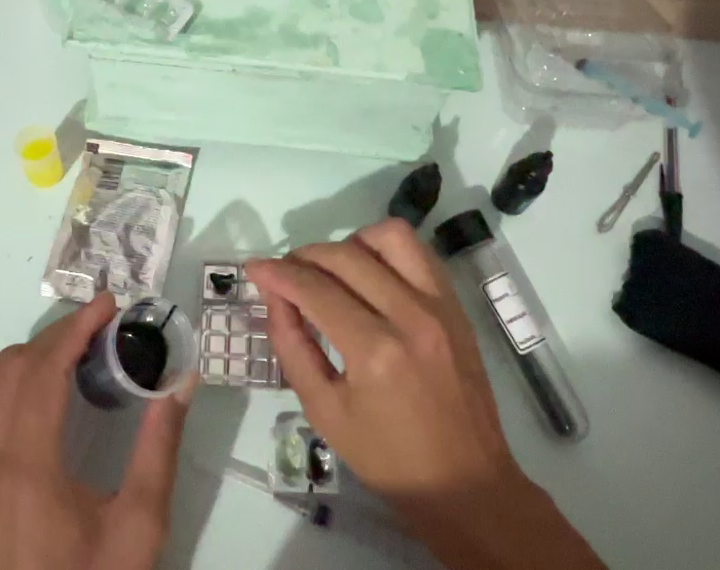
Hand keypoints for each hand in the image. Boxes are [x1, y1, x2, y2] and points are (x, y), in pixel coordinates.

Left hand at [0, 293, 193, 569]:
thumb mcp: (141, 522)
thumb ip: (159, 447)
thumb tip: (181, 382)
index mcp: (30, 464)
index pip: (45, 372)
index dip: (76, 329)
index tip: (109, 305)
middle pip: (12, 375)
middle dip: (55, 337)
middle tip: (98, 326)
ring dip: (7, 366)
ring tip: (49, 359)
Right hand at [247, 220, 602, 569]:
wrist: (465, 483)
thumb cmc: (387, 458)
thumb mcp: (324, 412)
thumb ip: (292, 347)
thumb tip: (274, 297)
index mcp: (375, 352)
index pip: (315, 290)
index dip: (277, 273)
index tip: (254, 268)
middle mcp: (410, 316)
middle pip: (346, 256)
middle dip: (305, 256)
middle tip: (285, 273)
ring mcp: (440, 305)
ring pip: (389, 236)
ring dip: (351, 242)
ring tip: (333, 269)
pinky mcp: (456, 305)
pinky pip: (418, 252)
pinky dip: (385, 250)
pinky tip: (368, 273)